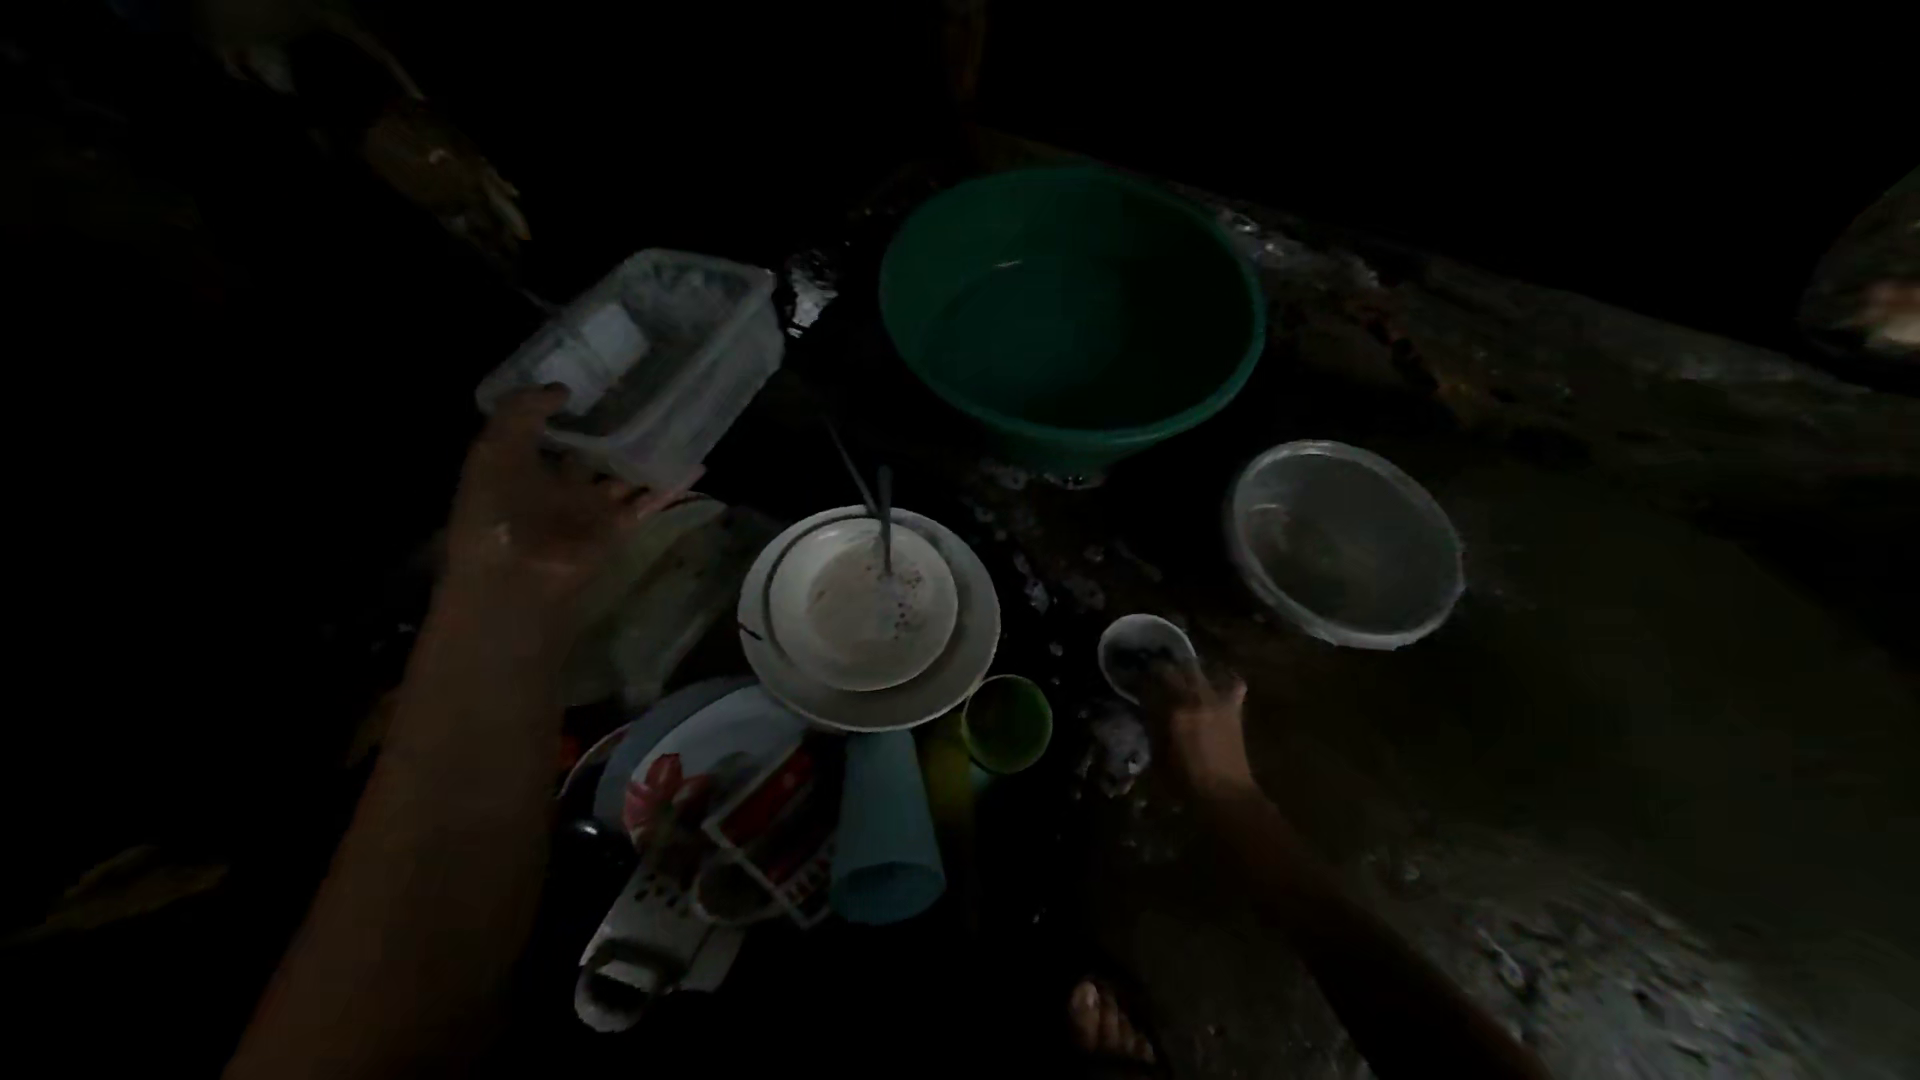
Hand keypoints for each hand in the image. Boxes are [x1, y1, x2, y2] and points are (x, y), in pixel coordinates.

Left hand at [444, 385, 696, 623]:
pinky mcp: (619, 526)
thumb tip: (563, 388)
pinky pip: (649, 501)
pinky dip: (672, 485)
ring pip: (627, 476)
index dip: (572, 411)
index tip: (598, 384)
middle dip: (616, 433)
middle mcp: (562, 487)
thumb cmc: (497, 508)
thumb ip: (523, 411)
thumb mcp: (495, 447)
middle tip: (647, 399)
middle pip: (595, 454)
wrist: (516, 572)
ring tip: (680, 428)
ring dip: (650, 457)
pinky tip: (696, 465)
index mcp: (526, 467)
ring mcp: (594, 508)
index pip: (554, 433)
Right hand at [1146, 663, 1253, 799]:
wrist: (1225, 794)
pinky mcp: (1232, 707)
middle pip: (1170, 670)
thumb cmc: (1185, 780)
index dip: (1136, 680)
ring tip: (1179, 674)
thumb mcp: (1157, 754)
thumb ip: (1152, 726)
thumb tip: (1146, 709)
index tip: (1130, 679)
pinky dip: (1222, 680)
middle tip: (1151, 674)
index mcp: (1170, 712)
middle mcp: (1192, 699)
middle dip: (1158, 669)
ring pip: (1196, 669)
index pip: (1147, 685)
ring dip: (1184, 669)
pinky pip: (1232, 683)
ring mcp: (1215, 700)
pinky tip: (1214, 684)